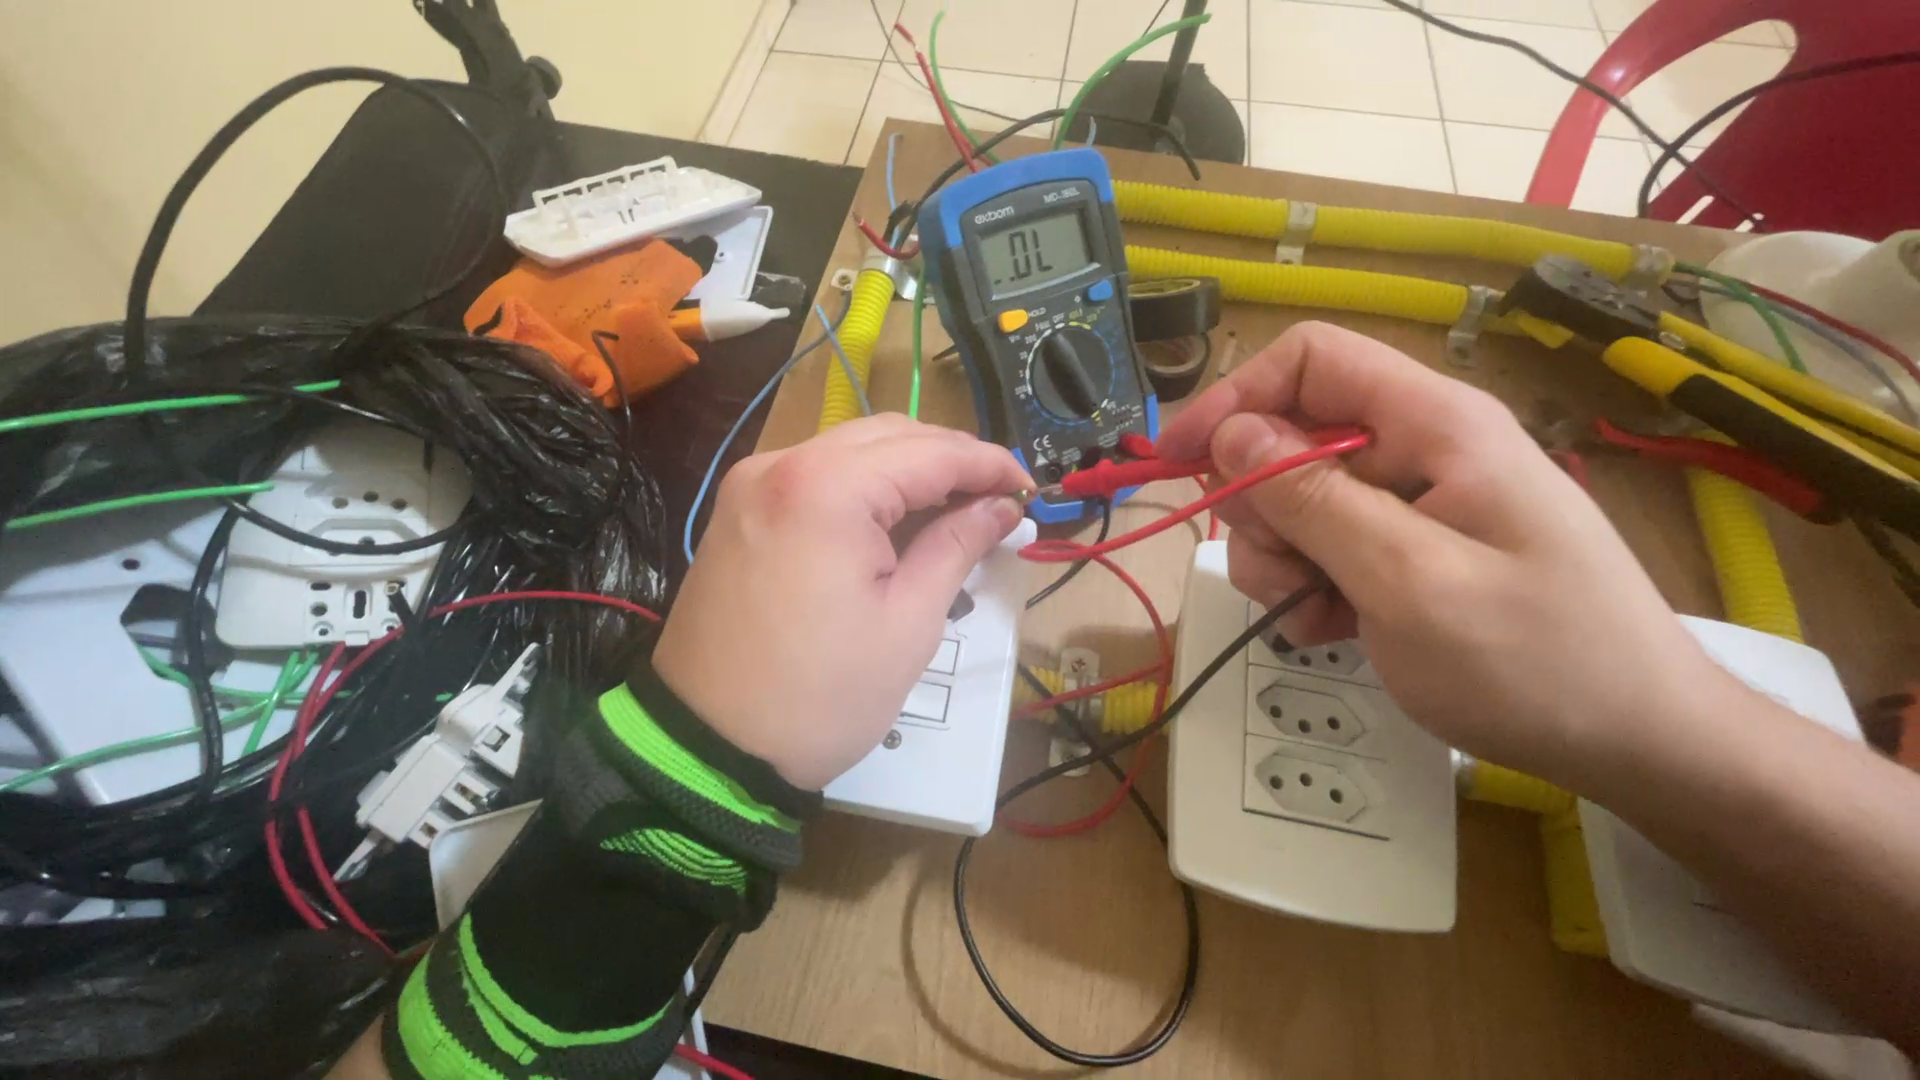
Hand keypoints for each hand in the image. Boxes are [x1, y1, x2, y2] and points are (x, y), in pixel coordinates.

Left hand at [653, 415, 1031, 790]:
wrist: (708, 748)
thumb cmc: (820, 696)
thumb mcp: (908, 623)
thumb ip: (958, 546)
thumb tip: (1001, 508)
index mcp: (825, 488)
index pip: (930, 452)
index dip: (989, 465)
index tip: (1029, 488)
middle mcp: (781, 464)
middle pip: (889, 436)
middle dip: (951, 460)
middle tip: (998, 501)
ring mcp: (751, 485)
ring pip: (851, 450)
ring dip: (909, 470)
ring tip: (957, 510)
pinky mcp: (739, 511)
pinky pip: (816, 476)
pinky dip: (865, 487)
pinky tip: (897, 519)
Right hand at [1156, 322, 1734, 786]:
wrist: (1635, 743)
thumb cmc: (1536, 662)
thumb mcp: (1409, 581)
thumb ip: (1314, 500)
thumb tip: (1228, 434)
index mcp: (1434, 423)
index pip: (1310, 360)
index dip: (1234, 397)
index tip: (1180, 462)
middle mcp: (1418, 446)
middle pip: (1290, 434)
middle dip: (1258, 502)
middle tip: (1278, 568)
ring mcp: (1411, 500)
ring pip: (1293, 498)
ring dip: (1279, 554)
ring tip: (1316, 610)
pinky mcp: (1404, 547)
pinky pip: (1321, 545)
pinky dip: (1307, 585)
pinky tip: (1335, 626)